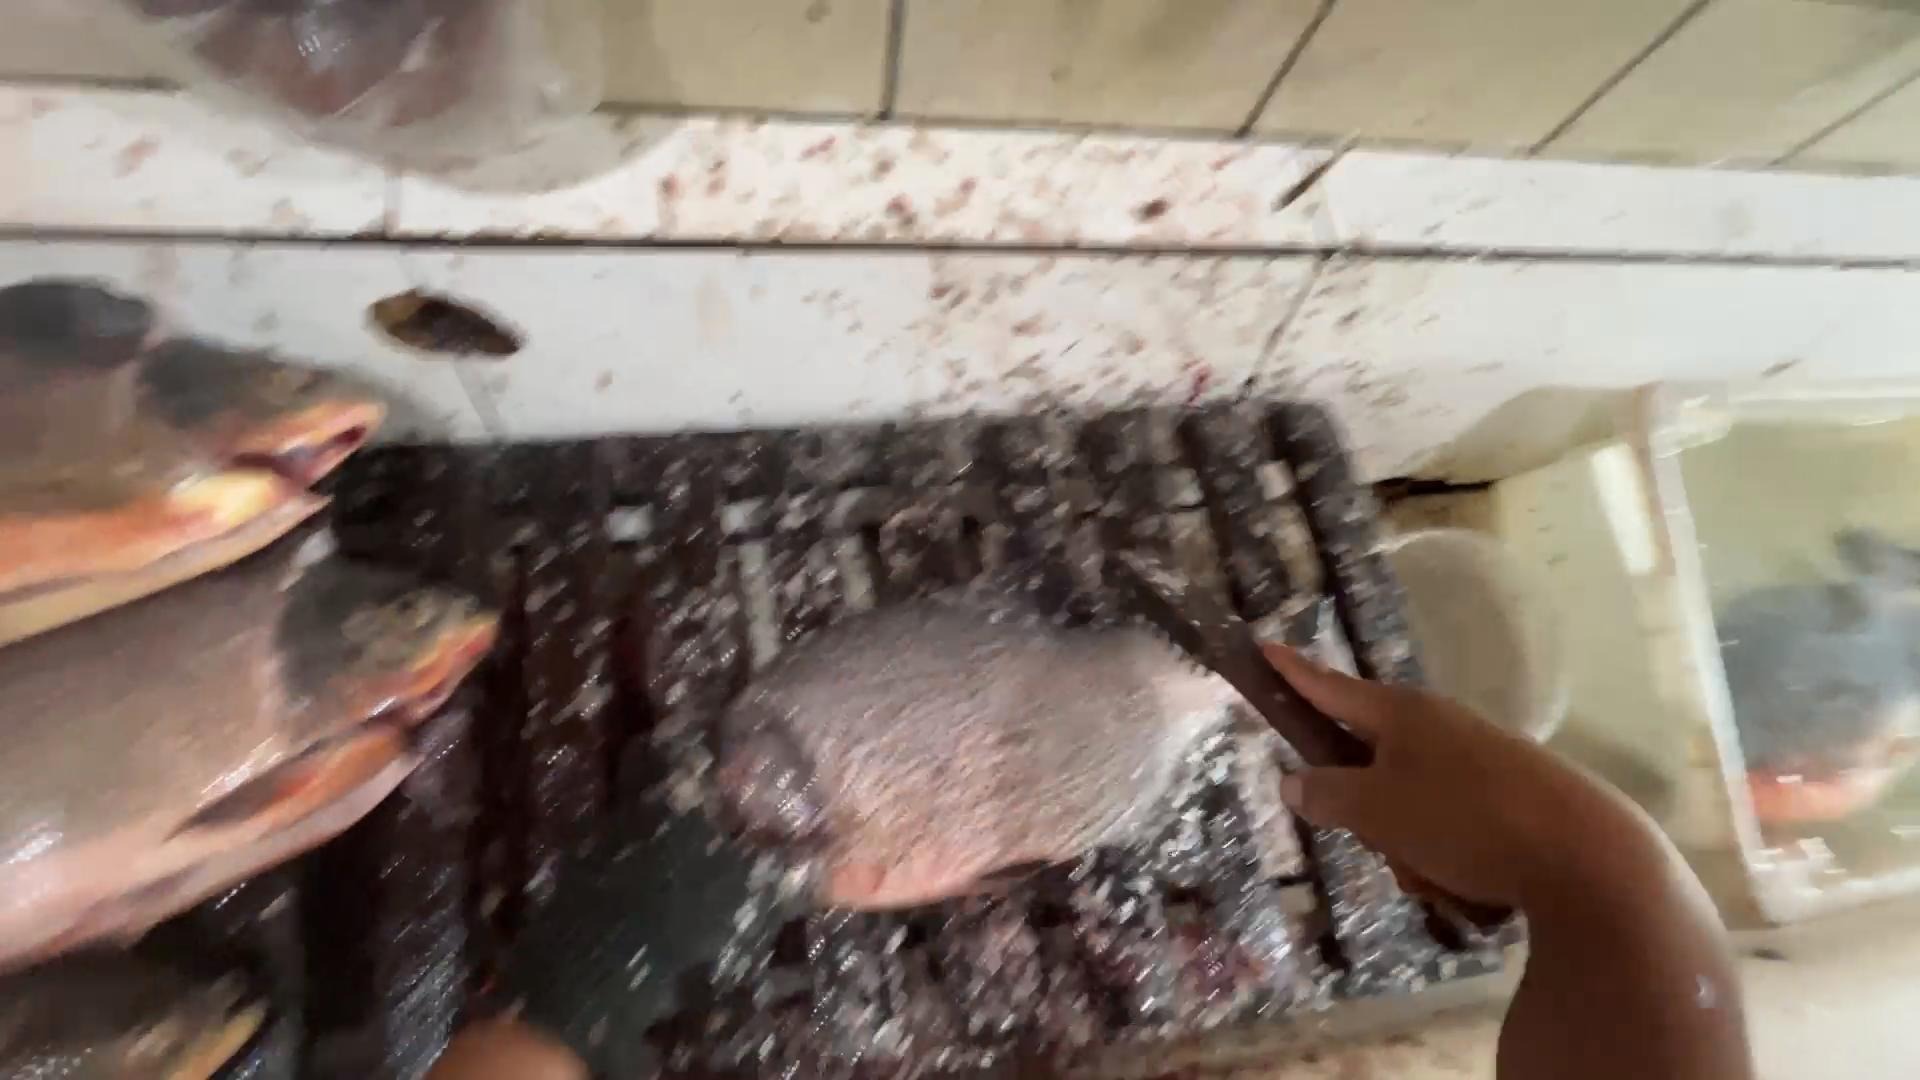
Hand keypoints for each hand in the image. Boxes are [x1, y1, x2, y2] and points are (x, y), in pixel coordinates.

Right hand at [1265, 645, 1657, 912]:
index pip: (1330, 686)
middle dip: (1364, 806)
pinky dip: (1449, 854)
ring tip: (1434, 875)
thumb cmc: (1465, 821)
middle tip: (1375, 838)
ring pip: (1411, 800)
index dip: (1293, 671)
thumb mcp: (1374, 810)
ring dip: (1408, 841)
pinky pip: (1455, 821)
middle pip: (1371, 759)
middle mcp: (1441, 726)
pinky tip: (1470, 885)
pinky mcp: (1519, 797)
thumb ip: (1324, 794)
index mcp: (1402, 714)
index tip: (1265, 647)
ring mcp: (1484, 760)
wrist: (1596, 865)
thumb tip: (1293, 782)